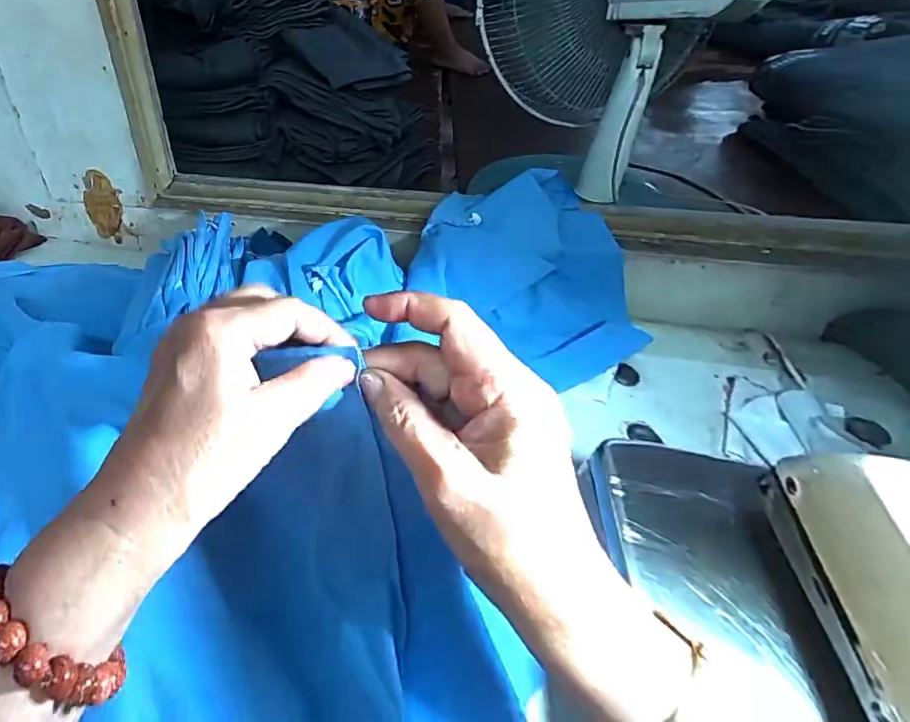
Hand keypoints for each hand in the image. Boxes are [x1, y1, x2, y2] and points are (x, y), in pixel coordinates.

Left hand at [96, 287, 358, 557]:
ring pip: (236, 311)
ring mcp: (178, 335)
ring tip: (302, 359)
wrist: (145, 498)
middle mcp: (194, 319)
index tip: (350, 353)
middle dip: (297, 321)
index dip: (325, 328)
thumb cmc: (211, 459)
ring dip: (271, 327)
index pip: (285, 310)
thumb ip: (313, 381)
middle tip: (326, 354)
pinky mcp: (171, 355)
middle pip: (259, 300)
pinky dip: (247, 337)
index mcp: (219, 328)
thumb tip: (344, 363)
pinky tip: (264, 366)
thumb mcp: (272, 419)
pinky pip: (217, 329)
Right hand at [359, 292, 695, 721]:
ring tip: (366, 407)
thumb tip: (366, 377)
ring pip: (439, 379)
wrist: (558, 601)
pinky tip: (391, 421)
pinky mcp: (493, 432)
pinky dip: (415, 407)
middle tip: (351, 386)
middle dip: (394, 363)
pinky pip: (446, 404)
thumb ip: (404, 421)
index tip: (365, 310)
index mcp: (509, 390)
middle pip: (440, 354)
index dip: (409, 307)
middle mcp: (509, 389)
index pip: (456, 323)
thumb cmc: (510, 543)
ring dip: (401, 387)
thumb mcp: (446, 481)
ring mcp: (502, 411)